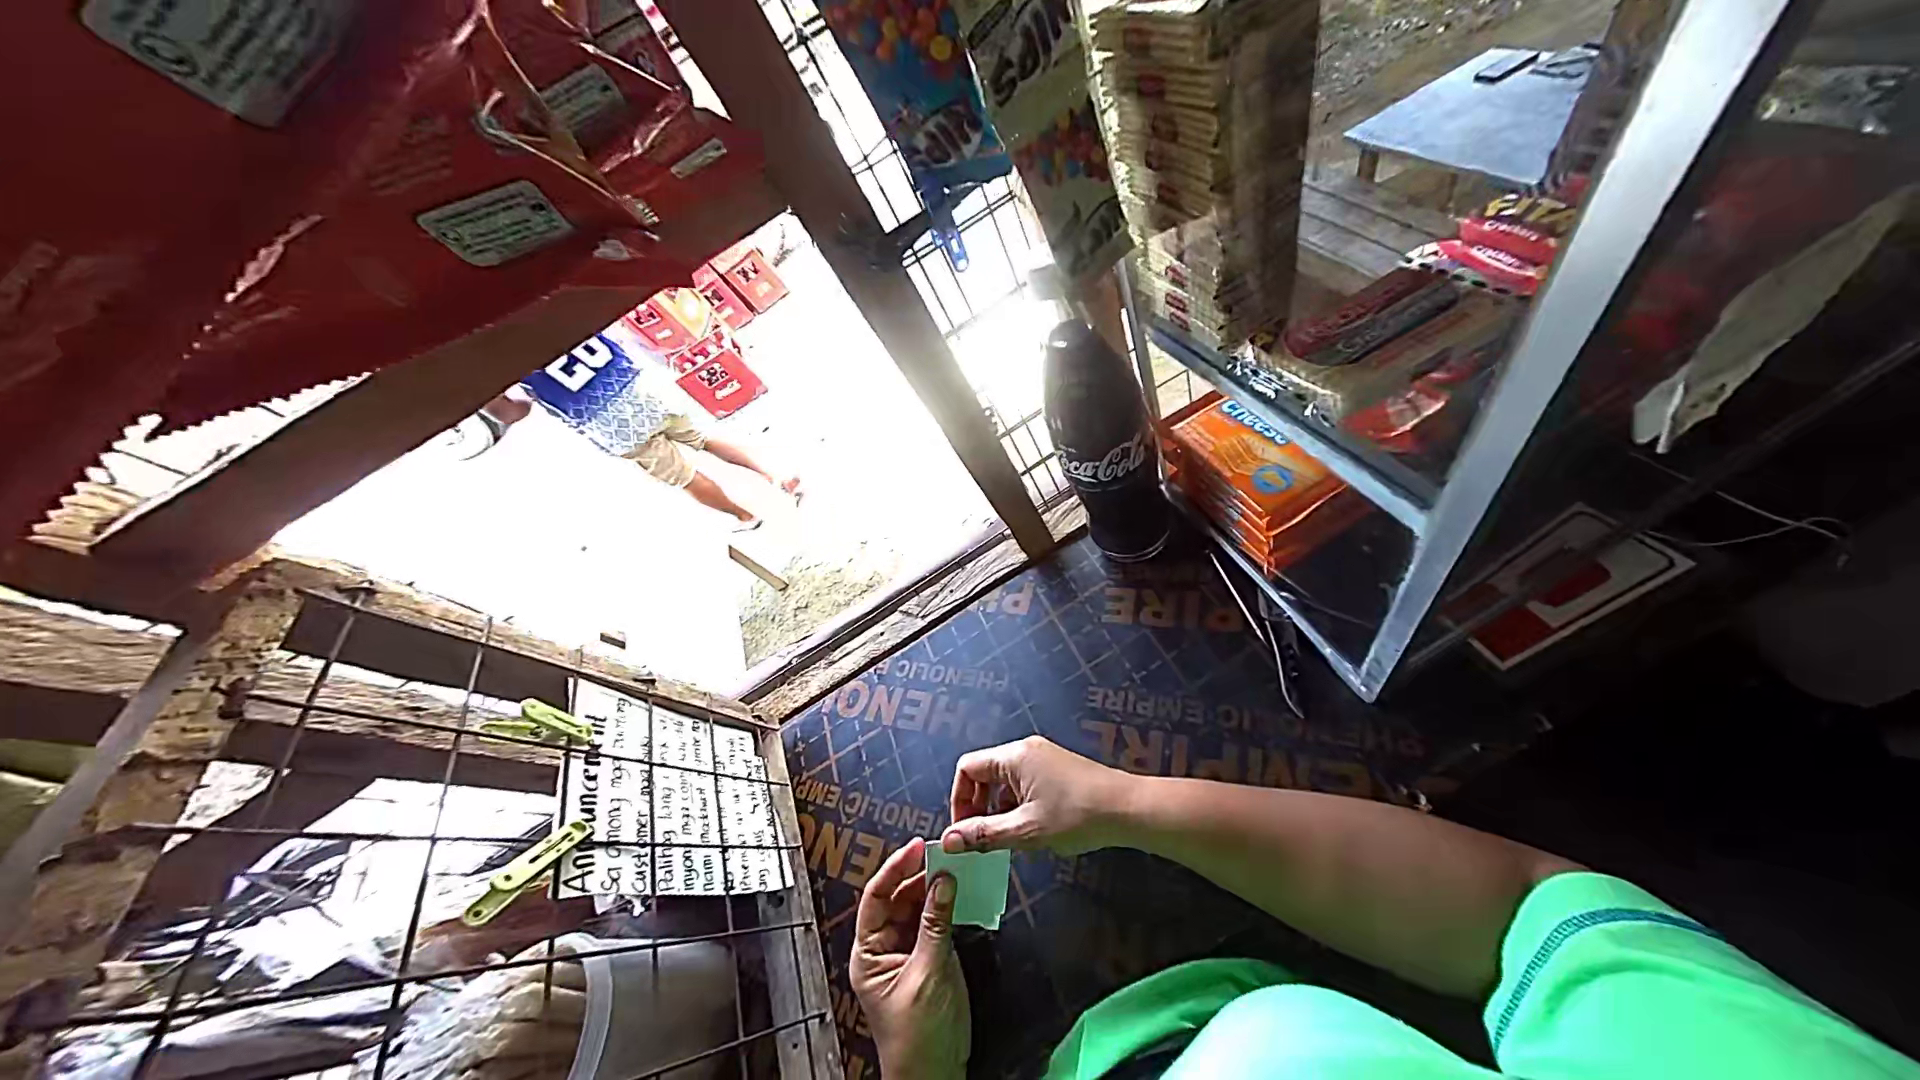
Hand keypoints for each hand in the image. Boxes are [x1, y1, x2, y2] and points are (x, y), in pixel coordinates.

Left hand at [849, 837, 968, 1079]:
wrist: (937, 1076)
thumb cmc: (919, 1036)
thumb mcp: (927, 974)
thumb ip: (935, 924)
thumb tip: (944, 880)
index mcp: (869, 952)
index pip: (876, 897)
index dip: (895, 868)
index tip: (917, 847)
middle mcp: (884, 946)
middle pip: (898, 898)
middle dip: (918, 875)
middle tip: (943, 853)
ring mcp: (907, 950)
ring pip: (917, 906)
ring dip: (933, 887)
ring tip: (953, 867)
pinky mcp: (929, 957)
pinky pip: (933, 921)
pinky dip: (945, 905)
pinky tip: (959, 892)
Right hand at [944, 736, 1133, 855]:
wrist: (1128, 808)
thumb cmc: (1076, 816)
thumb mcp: (1026, 831)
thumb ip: (984, 834)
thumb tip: (949, 840)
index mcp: (1014, 756)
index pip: (967, 768)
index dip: (959, 799)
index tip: (964, 832)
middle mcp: (1025, 749)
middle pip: (984, 773)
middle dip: (977, 805)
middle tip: (982, 838)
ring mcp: (1043, 757)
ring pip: (1004, 781)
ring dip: (998, 808)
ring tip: (1007, 839)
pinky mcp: (1058, 769)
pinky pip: (1023, 783)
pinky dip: (1017, 805)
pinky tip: (1029, 829)